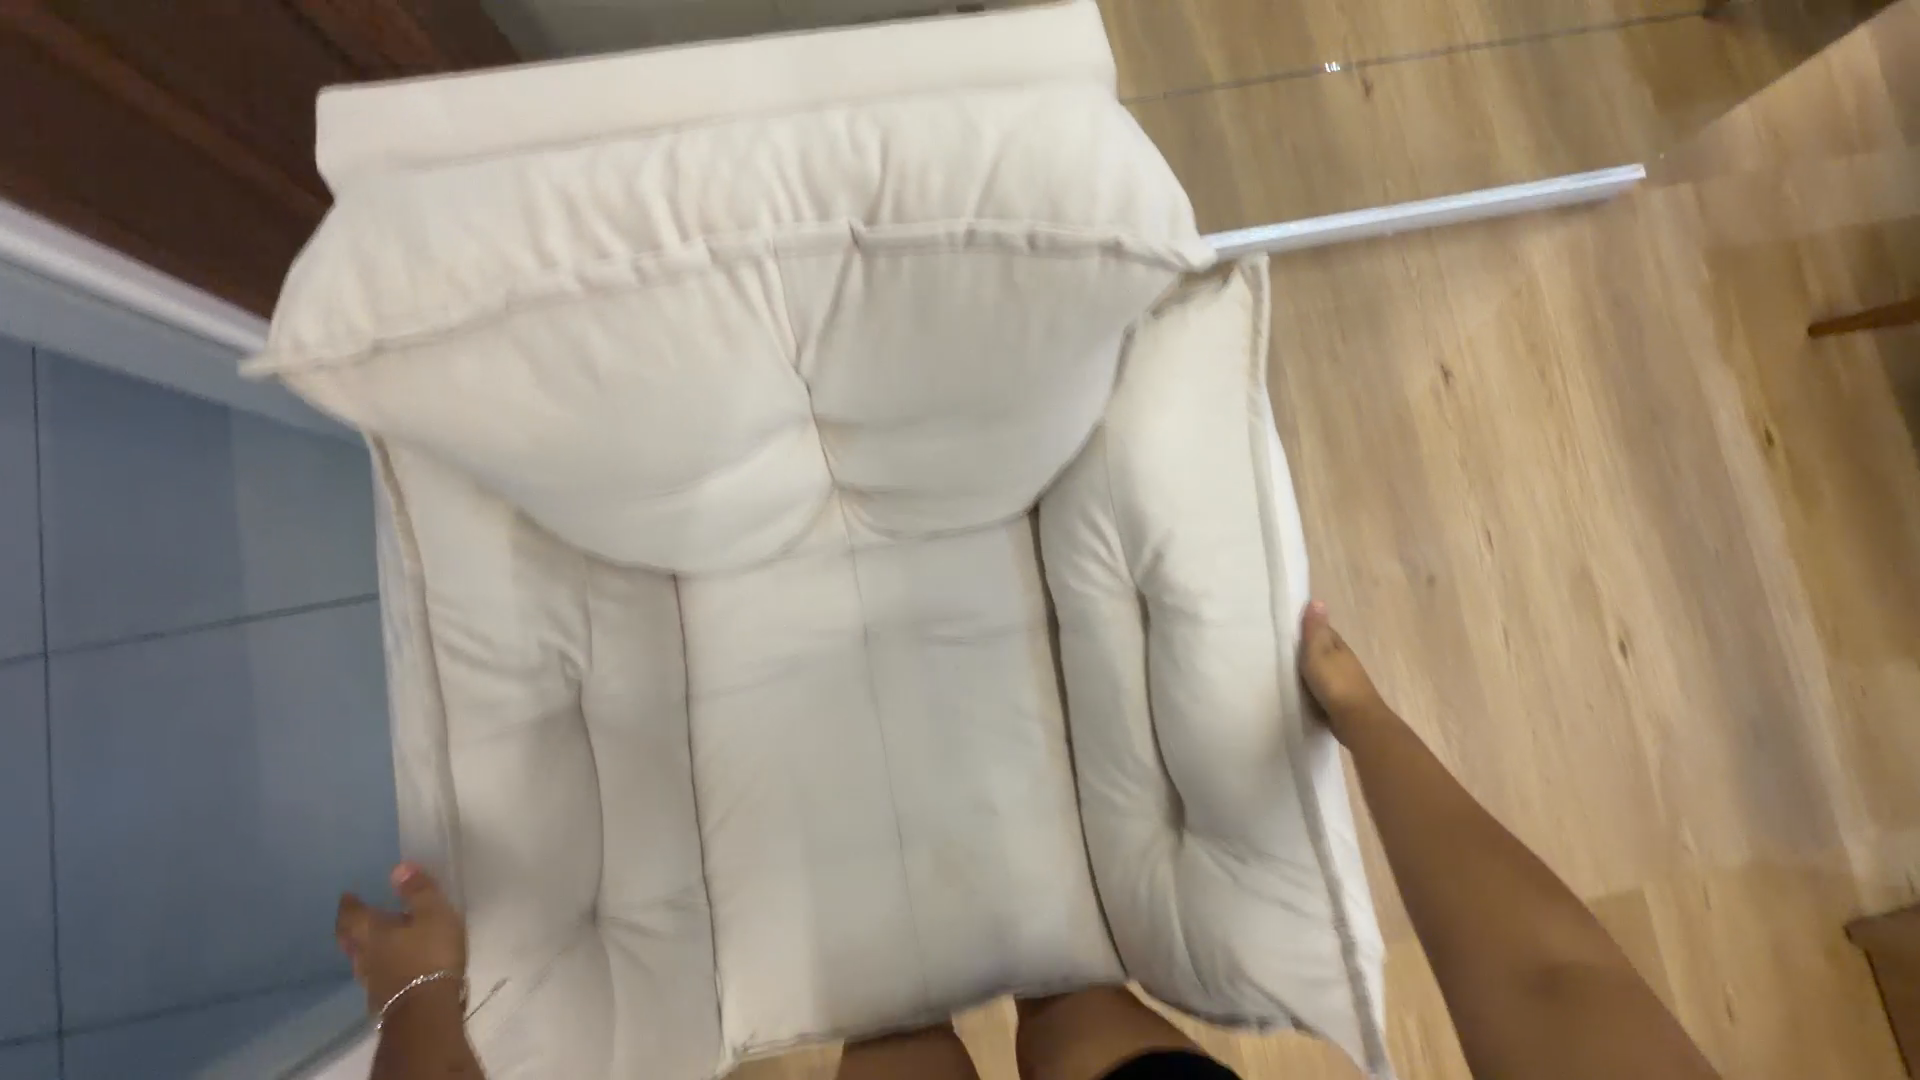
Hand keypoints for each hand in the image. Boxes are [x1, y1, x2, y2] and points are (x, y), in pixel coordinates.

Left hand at [336, 862, 467, 1014]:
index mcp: (373, 932)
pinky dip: (378, 963)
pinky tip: (390, 964)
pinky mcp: (383, 996)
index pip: (352, 915)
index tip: (347, 895)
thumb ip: (418, 890)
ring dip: (362, 946)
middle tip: (353, 915)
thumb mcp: (433, 913)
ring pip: (360, 957)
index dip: (349, 904)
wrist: (427, 1007)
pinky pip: (374, 973)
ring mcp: (371, 979)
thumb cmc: (430, 952)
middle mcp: (364, 955)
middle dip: (350, 925)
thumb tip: (398, 867)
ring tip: (374, 937)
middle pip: (349, 939)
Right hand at [1298, 600, 1384, 741]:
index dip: (1310, 627)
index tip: (1291, 626)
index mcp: (1339, 647)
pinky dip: (1315, 687)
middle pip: (1325, 651)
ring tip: (1291, 670)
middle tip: (1287, 648)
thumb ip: (1315, 629)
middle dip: (1310, 648)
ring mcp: (1345, 682)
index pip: (1324, 631)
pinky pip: (1325, 688)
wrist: (1356, 720)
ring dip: (1313, 669)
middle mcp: (1344, 662)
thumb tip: (1317, 599)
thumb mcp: (1318, 651)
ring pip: (1325, 670)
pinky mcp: (1341, 701)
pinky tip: (1305, 691)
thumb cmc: (1334, 682)